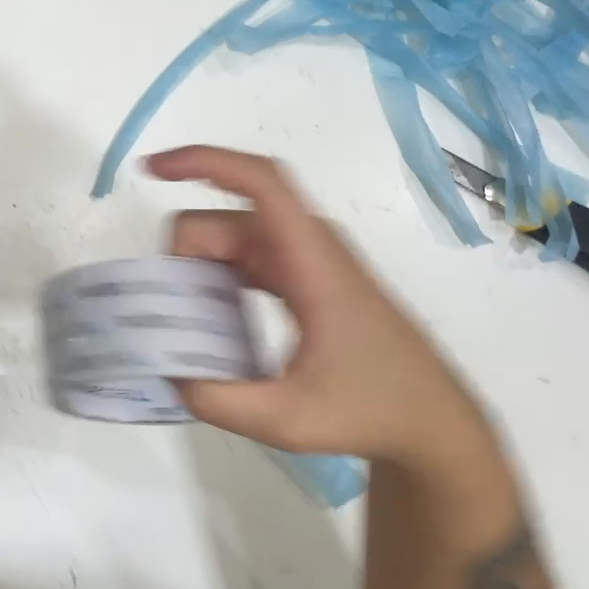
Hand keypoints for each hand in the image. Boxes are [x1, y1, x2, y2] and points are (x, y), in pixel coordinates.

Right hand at [148, 146, 493, 471]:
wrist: (436, 426)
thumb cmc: (373, 414)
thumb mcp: (287, 422)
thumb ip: (216, 399)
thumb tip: (163, 370)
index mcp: (312, 262)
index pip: (261, 182)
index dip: (204, 161)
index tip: (152, 170)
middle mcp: (306, 247)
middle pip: (221, 220)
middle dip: (181, 255)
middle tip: (172, 315)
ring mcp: (302, 260)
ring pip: (224, 239)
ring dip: (193, 271)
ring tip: (190, 326)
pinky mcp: (298, 277)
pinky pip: (236, 258)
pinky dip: (208, 279)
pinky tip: (205, 319)